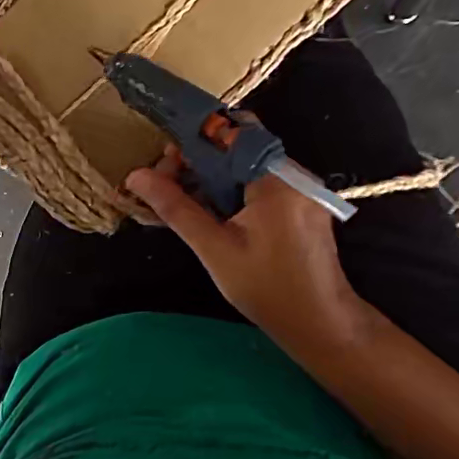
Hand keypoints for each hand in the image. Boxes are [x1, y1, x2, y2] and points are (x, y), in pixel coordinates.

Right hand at [126, 147, 365, 334]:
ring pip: (246, 165)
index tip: (164, 163)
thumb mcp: (214, 249)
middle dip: (198, 159)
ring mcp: (301, 189)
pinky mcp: (300, 204)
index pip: (232, 133)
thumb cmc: (268, 289)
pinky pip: (259, 182)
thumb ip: (176, 208)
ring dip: (211, 176)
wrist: (322, 325)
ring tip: (181, 199)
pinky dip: (231, 189)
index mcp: (277, 180)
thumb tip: (136, 177)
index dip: (193, 141)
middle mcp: (295, 175)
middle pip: (238, 147)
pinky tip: (208, 211)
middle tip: (166, 183)